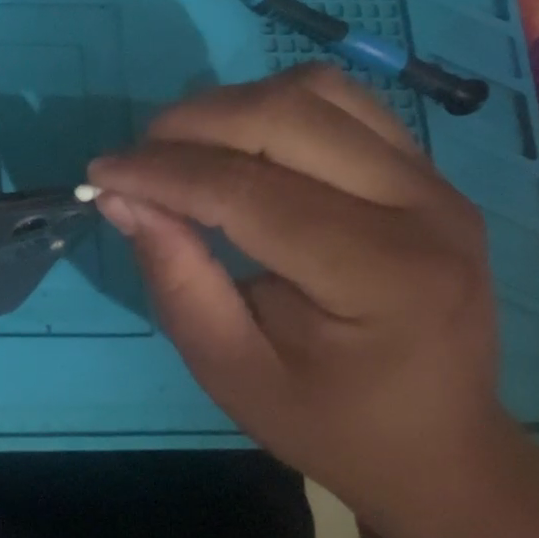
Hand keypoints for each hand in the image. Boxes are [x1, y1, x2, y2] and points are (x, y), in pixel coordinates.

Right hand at [85, 64, 510, 530]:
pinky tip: (236, 145)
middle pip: (283, 116)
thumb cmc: (328, 419)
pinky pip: (338, 100)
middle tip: (135, 161)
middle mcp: (423, 210)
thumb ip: (174, 274)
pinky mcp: (425, 169)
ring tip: (181, 149)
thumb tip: (119, 196)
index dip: (159, 172)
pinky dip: (270, 105)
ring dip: (229, 105)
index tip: (98, 175)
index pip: (247, 189)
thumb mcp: (228, 365)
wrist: (440, 446)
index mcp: (382, 277)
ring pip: (313, 91)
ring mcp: (433, 181)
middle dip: (188, 125)